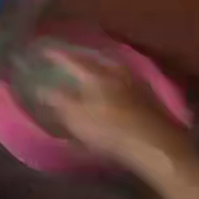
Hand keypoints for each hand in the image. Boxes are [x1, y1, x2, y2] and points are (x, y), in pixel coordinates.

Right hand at [38, 46, 191, 177]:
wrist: (158, 149)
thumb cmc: (110, 131)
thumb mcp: (75, 117)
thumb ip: (56, 100)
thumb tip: (40, 87)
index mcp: (96, 75)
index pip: (72, 60)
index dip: (56, 55)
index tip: (43, 49)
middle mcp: (117, 74)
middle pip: (98, 60)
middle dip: (82, 57)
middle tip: (71, 55)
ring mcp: (137, 86)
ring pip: (115, 69)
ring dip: (102, 66)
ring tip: (93, 68)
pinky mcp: (150, 100)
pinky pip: (126, 80)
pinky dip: (115, 79)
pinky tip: (114, 85)